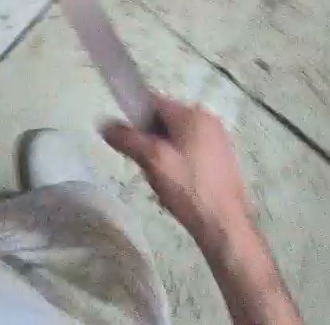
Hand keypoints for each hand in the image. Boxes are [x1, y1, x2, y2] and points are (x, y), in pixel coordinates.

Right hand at [103, 96, 251, 237]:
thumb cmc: (188, 187)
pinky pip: (189, 154)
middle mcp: (208, 121)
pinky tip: (176, 188)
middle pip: (164, 122)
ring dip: (162, 156)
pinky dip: (177, 165)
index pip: (153, 102)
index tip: (126, 139)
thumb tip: (105, 125)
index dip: (135, 117)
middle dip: (149, 141)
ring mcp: (218, 143)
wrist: (224, 228)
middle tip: (145, 165)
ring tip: (160, 180)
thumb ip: (127, 138)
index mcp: (193, 114)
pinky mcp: (222, 163)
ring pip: (175, 140)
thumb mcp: (152, 159)